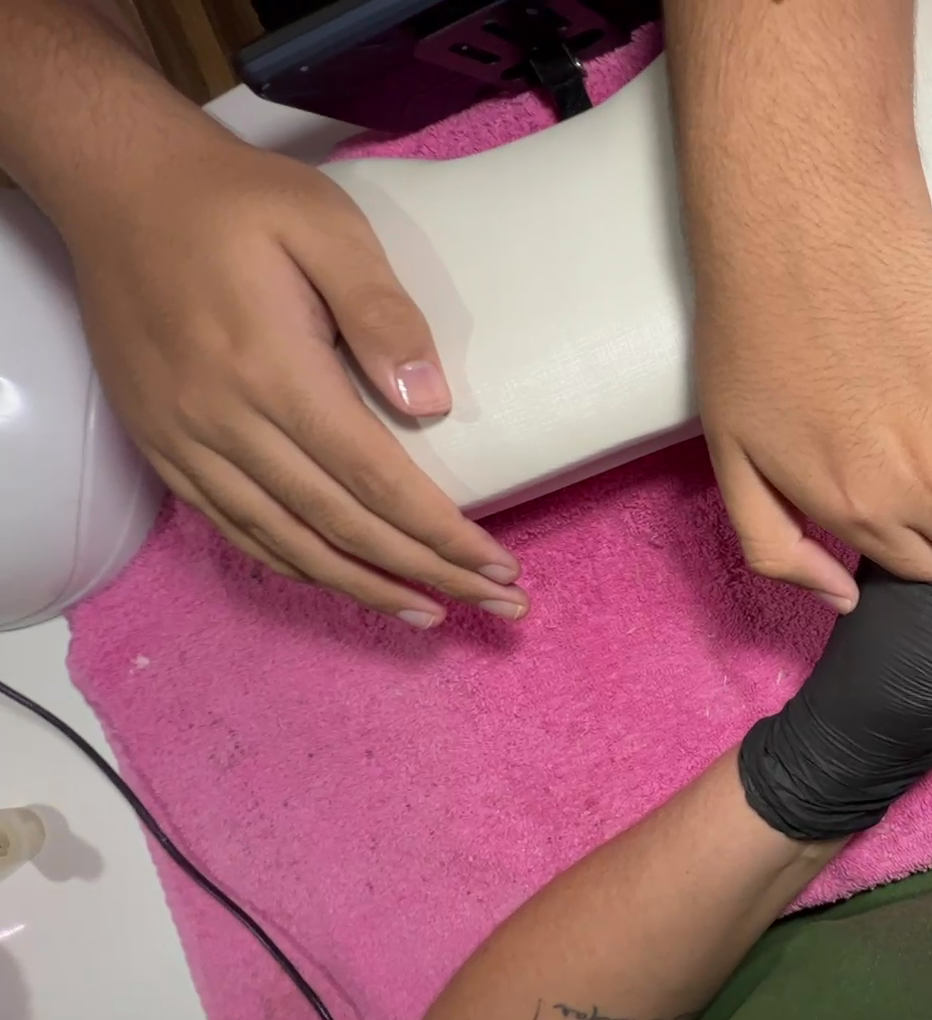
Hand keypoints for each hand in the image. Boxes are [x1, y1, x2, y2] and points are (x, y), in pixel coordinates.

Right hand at [61, 132, 527, 626]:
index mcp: (273, 373)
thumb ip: (384, 316)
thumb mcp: (331, 232)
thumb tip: (430, 403)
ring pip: (287, 541)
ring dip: (365, 587)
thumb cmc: (243, 202)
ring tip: (433, 614)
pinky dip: (295, 564)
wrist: (115, 177)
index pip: (380, 481)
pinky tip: (344, 583)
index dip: (443, 534)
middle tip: (499, 603)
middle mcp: (223, 420)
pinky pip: (234, 524)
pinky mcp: (163, 439)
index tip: (500, 566)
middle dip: (429, 572)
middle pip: (345, 524)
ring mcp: (184, 436)